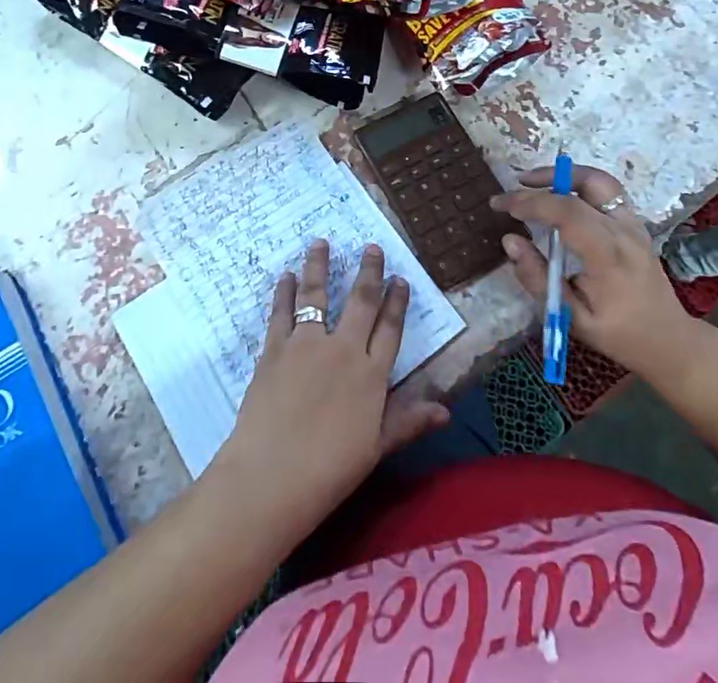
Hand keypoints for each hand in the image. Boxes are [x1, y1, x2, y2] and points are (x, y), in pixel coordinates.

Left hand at [217, 241, 449, 518]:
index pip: (391, 329)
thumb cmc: (330, 469)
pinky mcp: (274, 351)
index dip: (397, 302)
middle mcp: (343, 351)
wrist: (272, 475)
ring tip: (321, 242)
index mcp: (372, 375)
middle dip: (368, 272)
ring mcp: (307, 347)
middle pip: (361, 303)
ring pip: (318, 297)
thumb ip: (408, 422)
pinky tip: (286, 277)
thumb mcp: (376, 448)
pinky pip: (282, 314)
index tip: (400, 278)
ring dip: (321, 267)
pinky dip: (284, 293)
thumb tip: (445, 411)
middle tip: (372, 246)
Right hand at [491, 165, 702, 374]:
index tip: (502, 206)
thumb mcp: (570, 317)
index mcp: (609, 257)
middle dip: (544, 180)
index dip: (533, 203)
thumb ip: (538, 278)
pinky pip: (607, 192)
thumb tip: (510, 241)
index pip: (569, 213)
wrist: (668, 339)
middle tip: (513, 188)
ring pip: (600, 181)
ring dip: (565, 175)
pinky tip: (559, 198)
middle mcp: (626, 231)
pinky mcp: (636, 224)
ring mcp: (635, 224)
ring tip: (534, 184)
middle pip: (586, 184)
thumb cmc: (617, 334)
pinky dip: (579, 185)